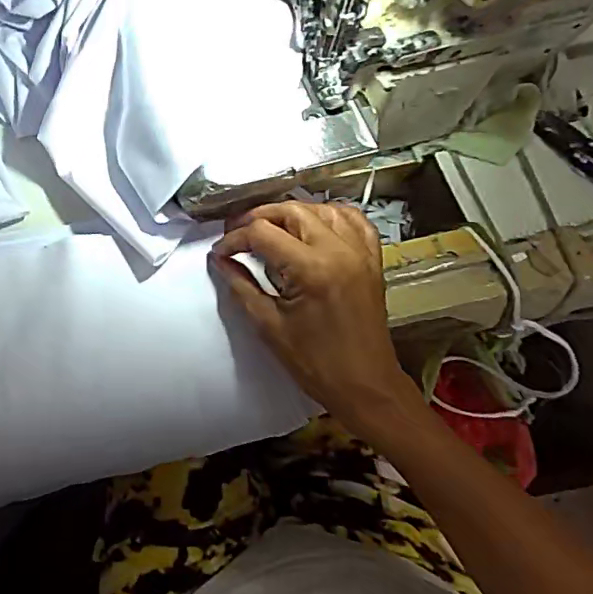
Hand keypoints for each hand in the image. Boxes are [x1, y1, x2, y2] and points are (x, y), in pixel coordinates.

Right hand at [208, 201, 422, 431]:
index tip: (220, 253)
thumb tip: (221, 260)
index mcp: (311, 269)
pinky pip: (354, 220)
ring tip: (270, 229)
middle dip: (257, 218)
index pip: (261, 233)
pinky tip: (312, 225)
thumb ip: (241, 285)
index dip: (234, 239)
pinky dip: (330, 215)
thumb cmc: (315, 362)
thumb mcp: (268, 324)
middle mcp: (338, 251)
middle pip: (290, 210)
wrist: (366, 386)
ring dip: (291, 213)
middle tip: (238, 236)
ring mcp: (360, 253)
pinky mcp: (372, 260)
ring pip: (321, 208)